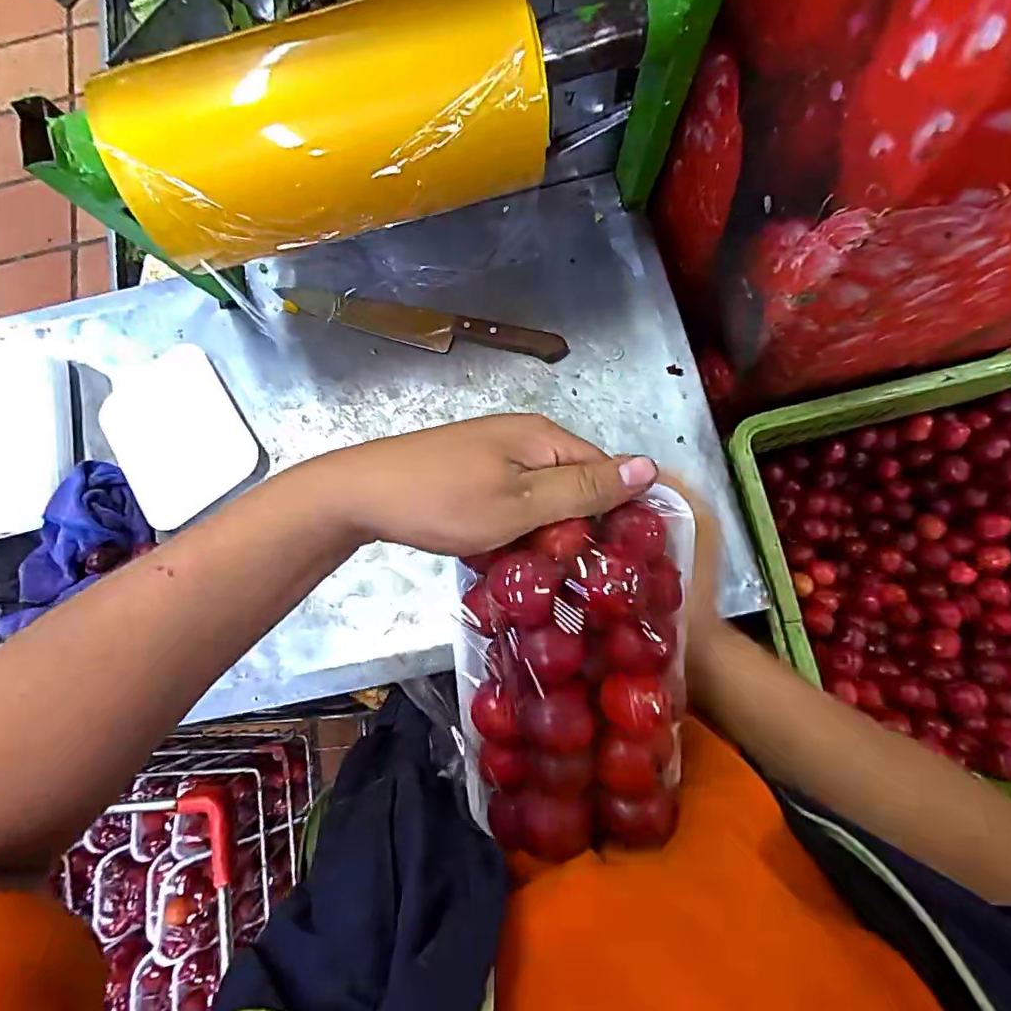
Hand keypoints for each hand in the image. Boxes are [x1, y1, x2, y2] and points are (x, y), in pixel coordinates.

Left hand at [309, 414, 657, 555]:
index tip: (616, 560)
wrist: (361, 494)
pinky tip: (507, 552)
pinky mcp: (473, 472)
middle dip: (577, 526)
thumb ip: (584, 488)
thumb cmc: (444, 501)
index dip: (616, 514)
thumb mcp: (522, 503)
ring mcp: (495, 454)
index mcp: (545, 437)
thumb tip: (648, 466)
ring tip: (540, 569)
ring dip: (545, 530)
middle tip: (574, 573)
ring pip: (542, 497)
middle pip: (574, 483)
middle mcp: (525, 437)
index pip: (606, 471)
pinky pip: (513, 500)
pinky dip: (516, 526)